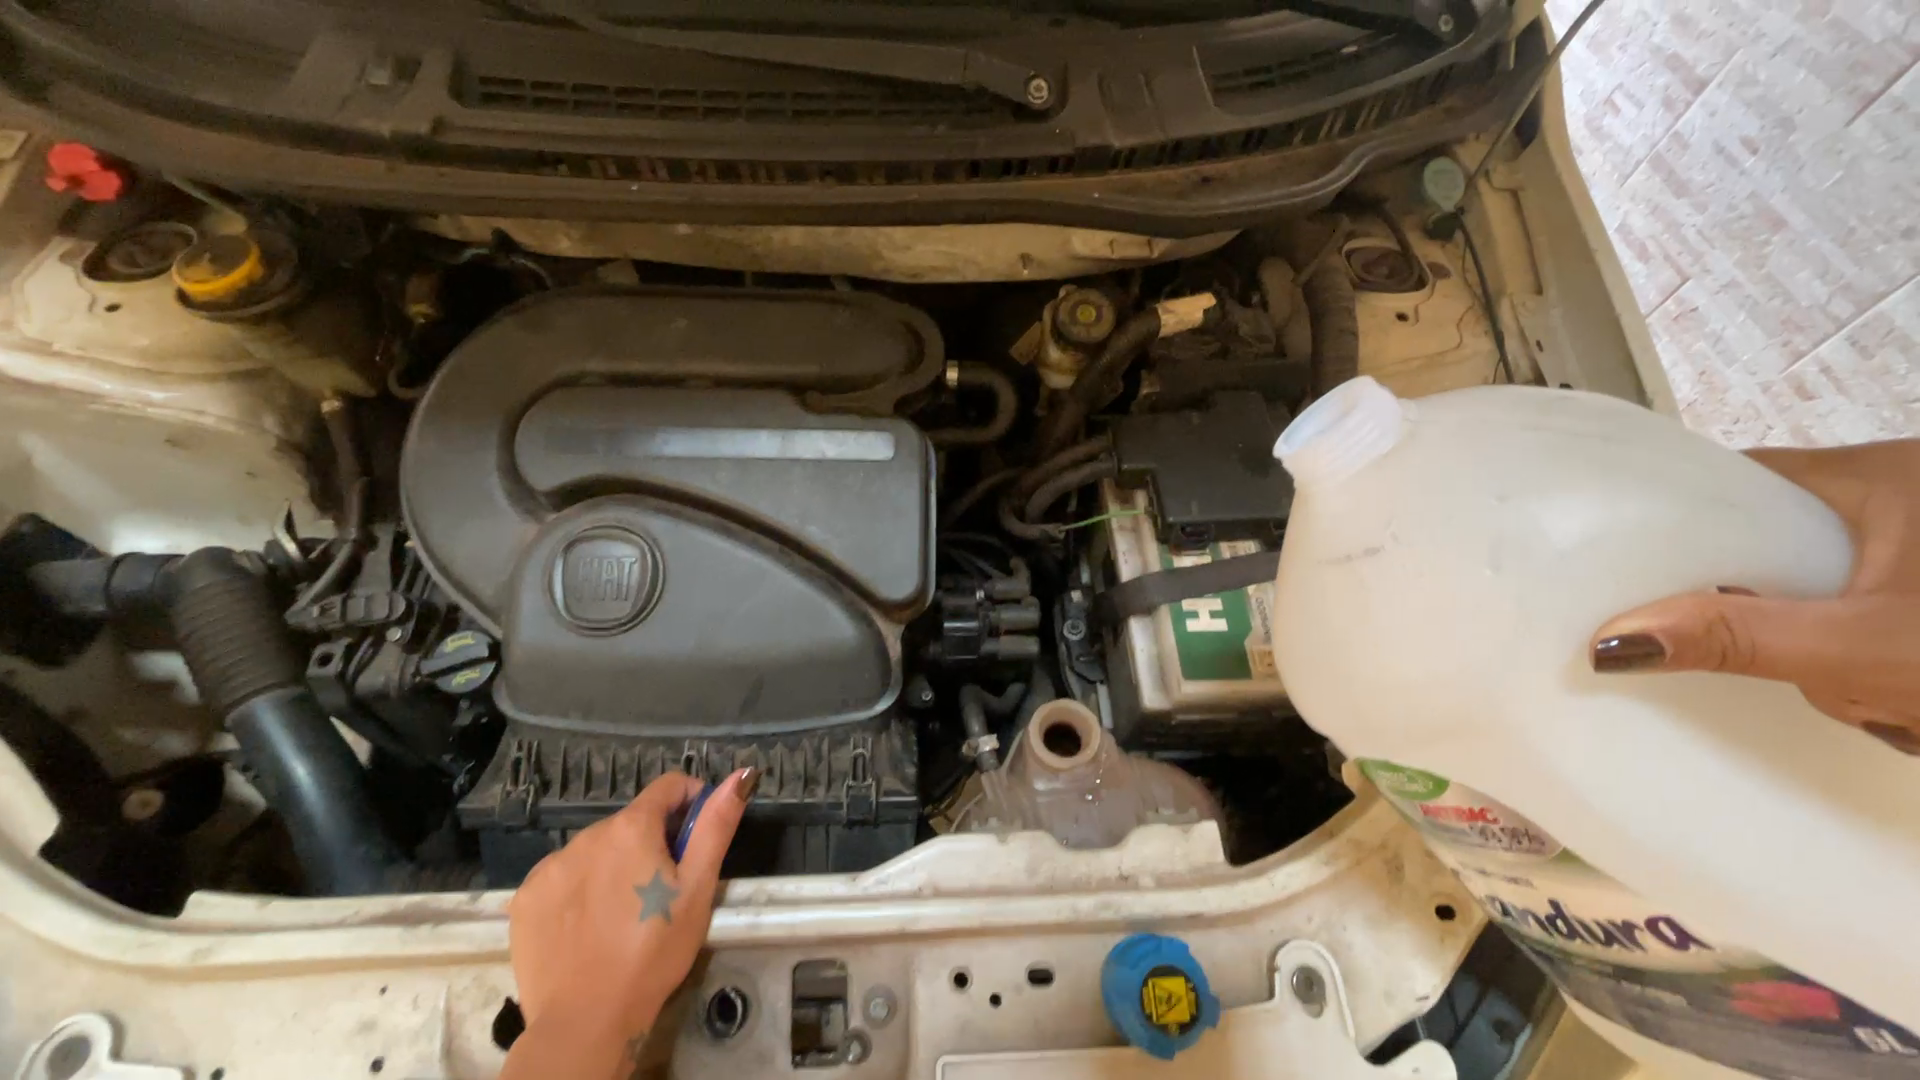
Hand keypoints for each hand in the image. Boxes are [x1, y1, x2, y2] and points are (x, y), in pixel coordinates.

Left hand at [500, 768, 757, 1079]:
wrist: (586, 1020)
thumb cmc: (654, 951)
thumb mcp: (698, 889)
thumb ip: (716, 826)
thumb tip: (741, 775)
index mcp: (632, 827)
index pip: (669, 786)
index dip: (691, 802)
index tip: (698, 837)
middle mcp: (587, 835)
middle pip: (631, 822)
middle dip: (651, 844)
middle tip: (664, 891)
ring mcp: (550, 867)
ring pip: (596, 850)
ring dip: (615, 865)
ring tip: (626, 914)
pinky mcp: (525, 899)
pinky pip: (562, 877)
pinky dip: (580, 890)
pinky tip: (589, 926)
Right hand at [1589, 440, 1919, 751]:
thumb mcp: (1868, 650)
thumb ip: (1737, 639)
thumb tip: (1608, 642)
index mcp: (1879, 474)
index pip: (1731, 479)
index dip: (1672, 518)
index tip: (1627, 565)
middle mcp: (1904, 490)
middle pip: (1772, 536)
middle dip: (1756, 601)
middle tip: (1764, 649)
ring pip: (1824, 578)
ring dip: (1816, 635)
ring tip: (1862, 686)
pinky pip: (1868, 601)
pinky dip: (1862, 644)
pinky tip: (1889, 683)